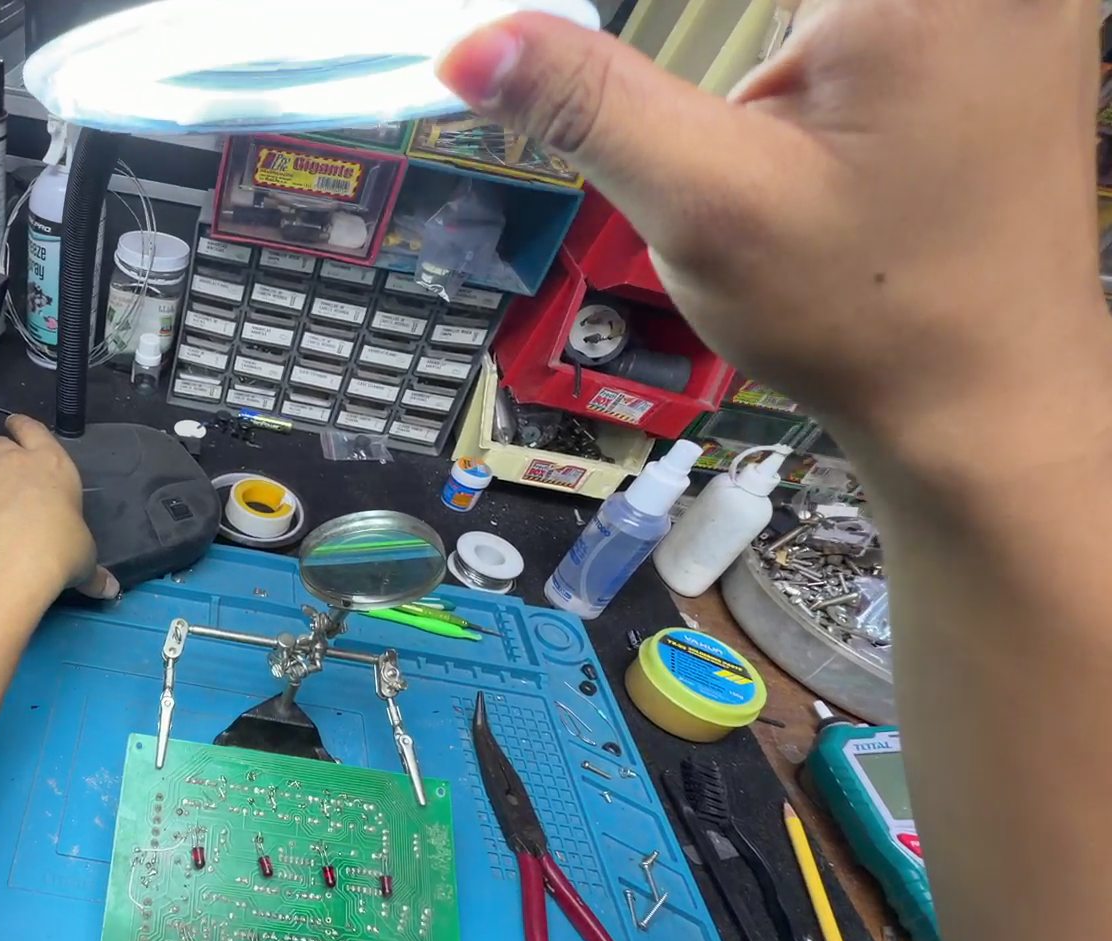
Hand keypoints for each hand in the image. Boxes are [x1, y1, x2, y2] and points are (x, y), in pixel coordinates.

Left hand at [0, 414, 116, 598]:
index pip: (34, 429)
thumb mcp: (84, 558)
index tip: (16, 425)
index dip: (23, 426)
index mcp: (54, 464)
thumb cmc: (61, 550)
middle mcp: (16, 461)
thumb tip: (109, 590)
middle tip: (2, 468)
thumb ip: (92, 570)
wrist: (12, 562)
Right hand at [439, 1, 1108, 460]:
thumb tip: (470, 49)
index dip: (613, 29)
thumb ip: (589, 108)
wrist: (973, 388)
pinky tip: (771, 125)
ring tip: (699, 150)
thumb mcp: (698, 201)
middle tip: (608, 112)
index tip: (535, 62)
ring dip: (720, 46)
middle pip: (744, 8)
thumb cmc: (846, 304)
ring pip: (785, 19)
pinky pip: (841, 24)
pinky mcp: (984, 37)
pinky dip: (773, 51)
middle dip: (667, 39)